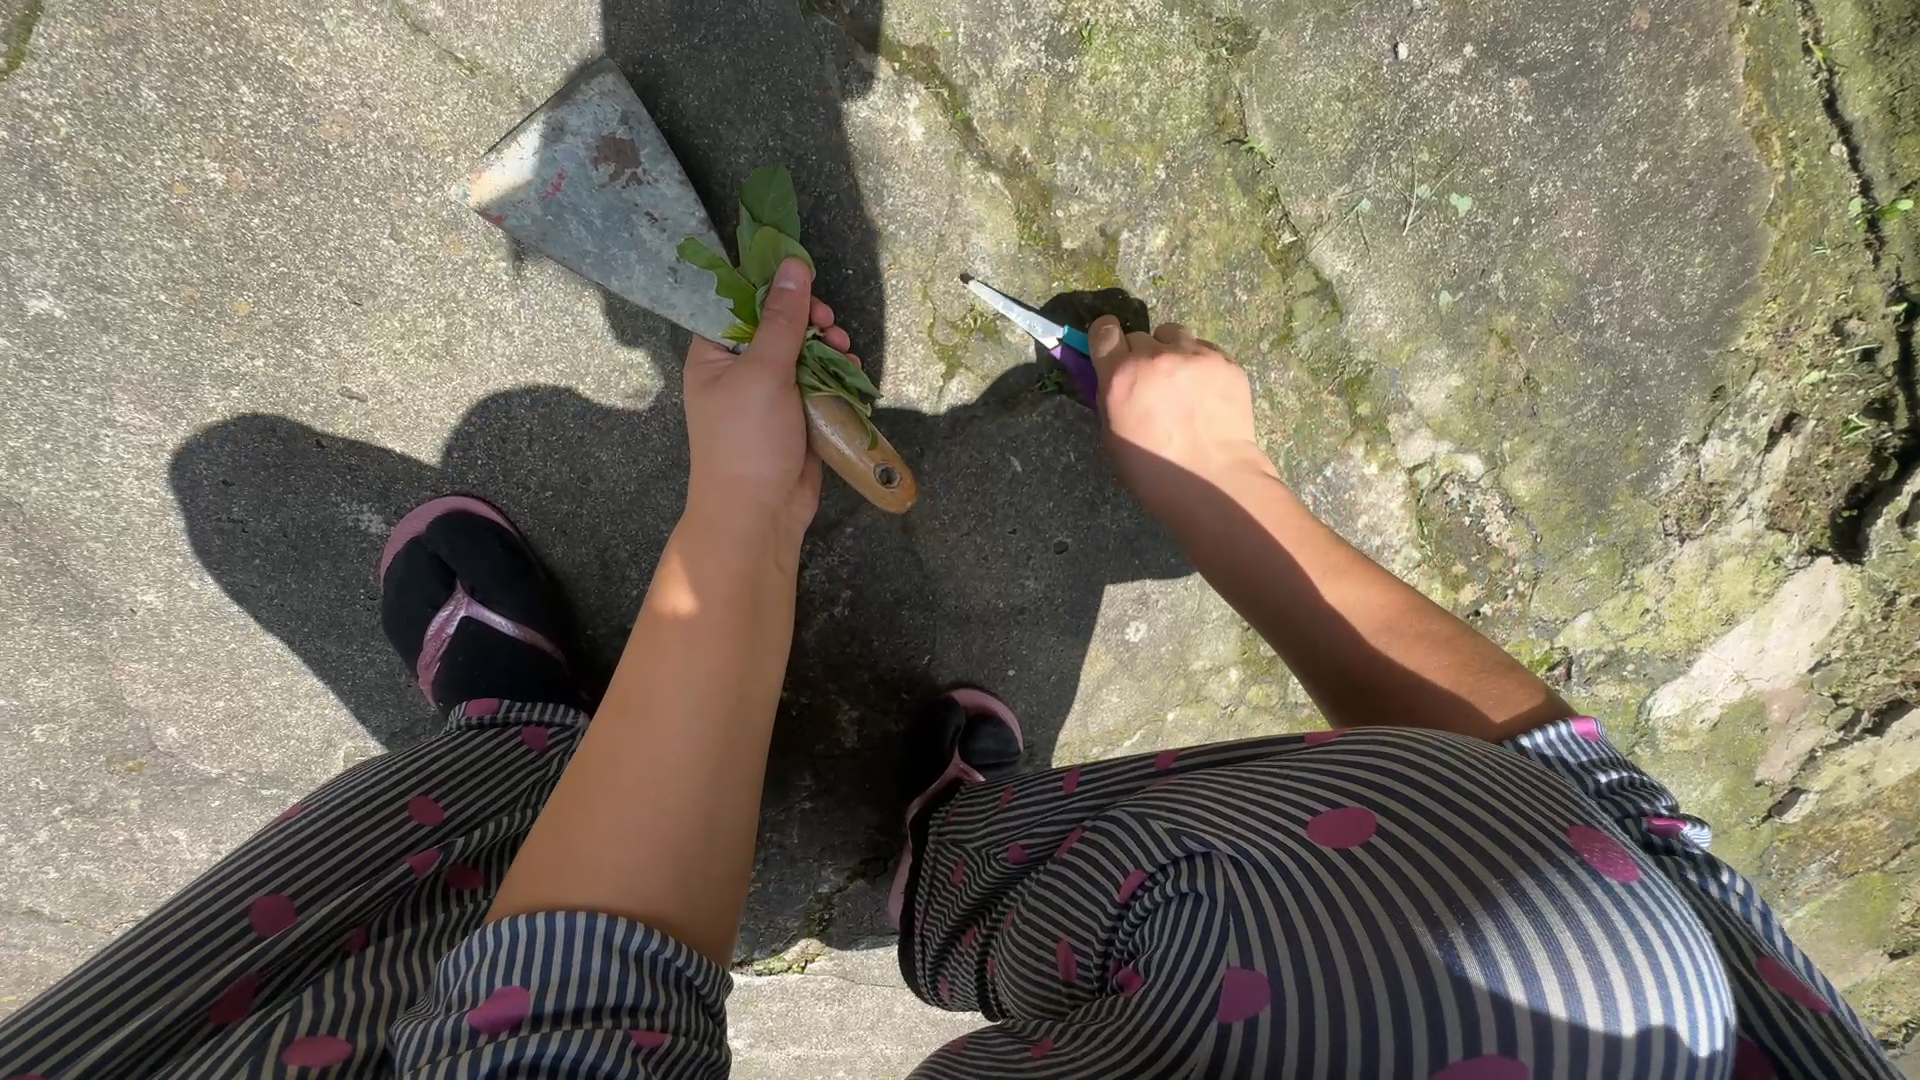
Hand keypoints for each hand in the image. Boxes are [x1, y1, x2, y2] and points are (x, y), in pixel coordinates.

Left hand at [682, 257, 856, 545]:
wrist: (758, 513)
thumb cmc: (748, 439)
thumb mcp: (764, 372)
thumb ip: (782, 319)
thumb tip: (794, 264)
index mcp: (714, 353)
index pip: (740, 302)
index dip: (773, 288)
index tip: (805, 280)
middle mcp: (740, 370)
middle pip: (778, 326)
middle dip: (809, 321)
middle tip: (830, 324)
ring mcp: (770, 395)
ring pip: (804, 355)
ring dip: (828, 348)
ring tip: (845, 352)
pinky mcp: (796, 417)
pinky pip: (818, 384)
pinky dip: (836, 376)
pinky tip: (853, 374)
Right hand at [1087, 316, 1278, 519]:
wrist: (1212, 478)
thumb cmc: (1152, 470)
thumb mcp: (1113, 435)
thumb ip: (1111, 398)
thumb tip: (1113, 380)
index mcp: (1120, 376)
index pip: (1104, 330)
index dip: (1106, 338)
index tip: (1112, 349)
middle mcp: (1155, 357)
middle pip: (1140, 337)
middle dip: (1140, 355)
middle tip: (1150, 382)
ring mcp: (1194, 355)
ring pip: (1174, 334)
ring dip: (1171, 351)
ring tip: (1180, 381)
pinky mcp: (1225, 361)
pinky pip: (1204, 349)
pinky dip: (1199, 363)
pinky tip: (1204, 392)